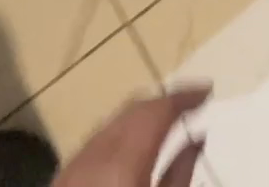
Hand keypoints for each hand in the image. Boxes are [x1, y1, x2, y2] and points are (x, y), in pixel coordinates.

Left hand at [55, 84, 210, 186]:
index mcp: (125, 161)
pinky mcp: (60, 177)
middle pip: (134, 108)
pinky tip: (129, 143)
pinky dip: (116, 131)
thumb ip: (181, 172)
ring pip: (112, 120)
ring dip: (140, 113)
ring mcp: (73, 164)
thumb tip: (199, 137)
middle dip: (163, 100)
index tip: (208, 91)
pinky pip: (93, 139)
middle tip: (190, 103)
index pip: (159, 109)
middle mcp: (96, 154)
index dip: (185, 94)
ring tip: (164, 118)